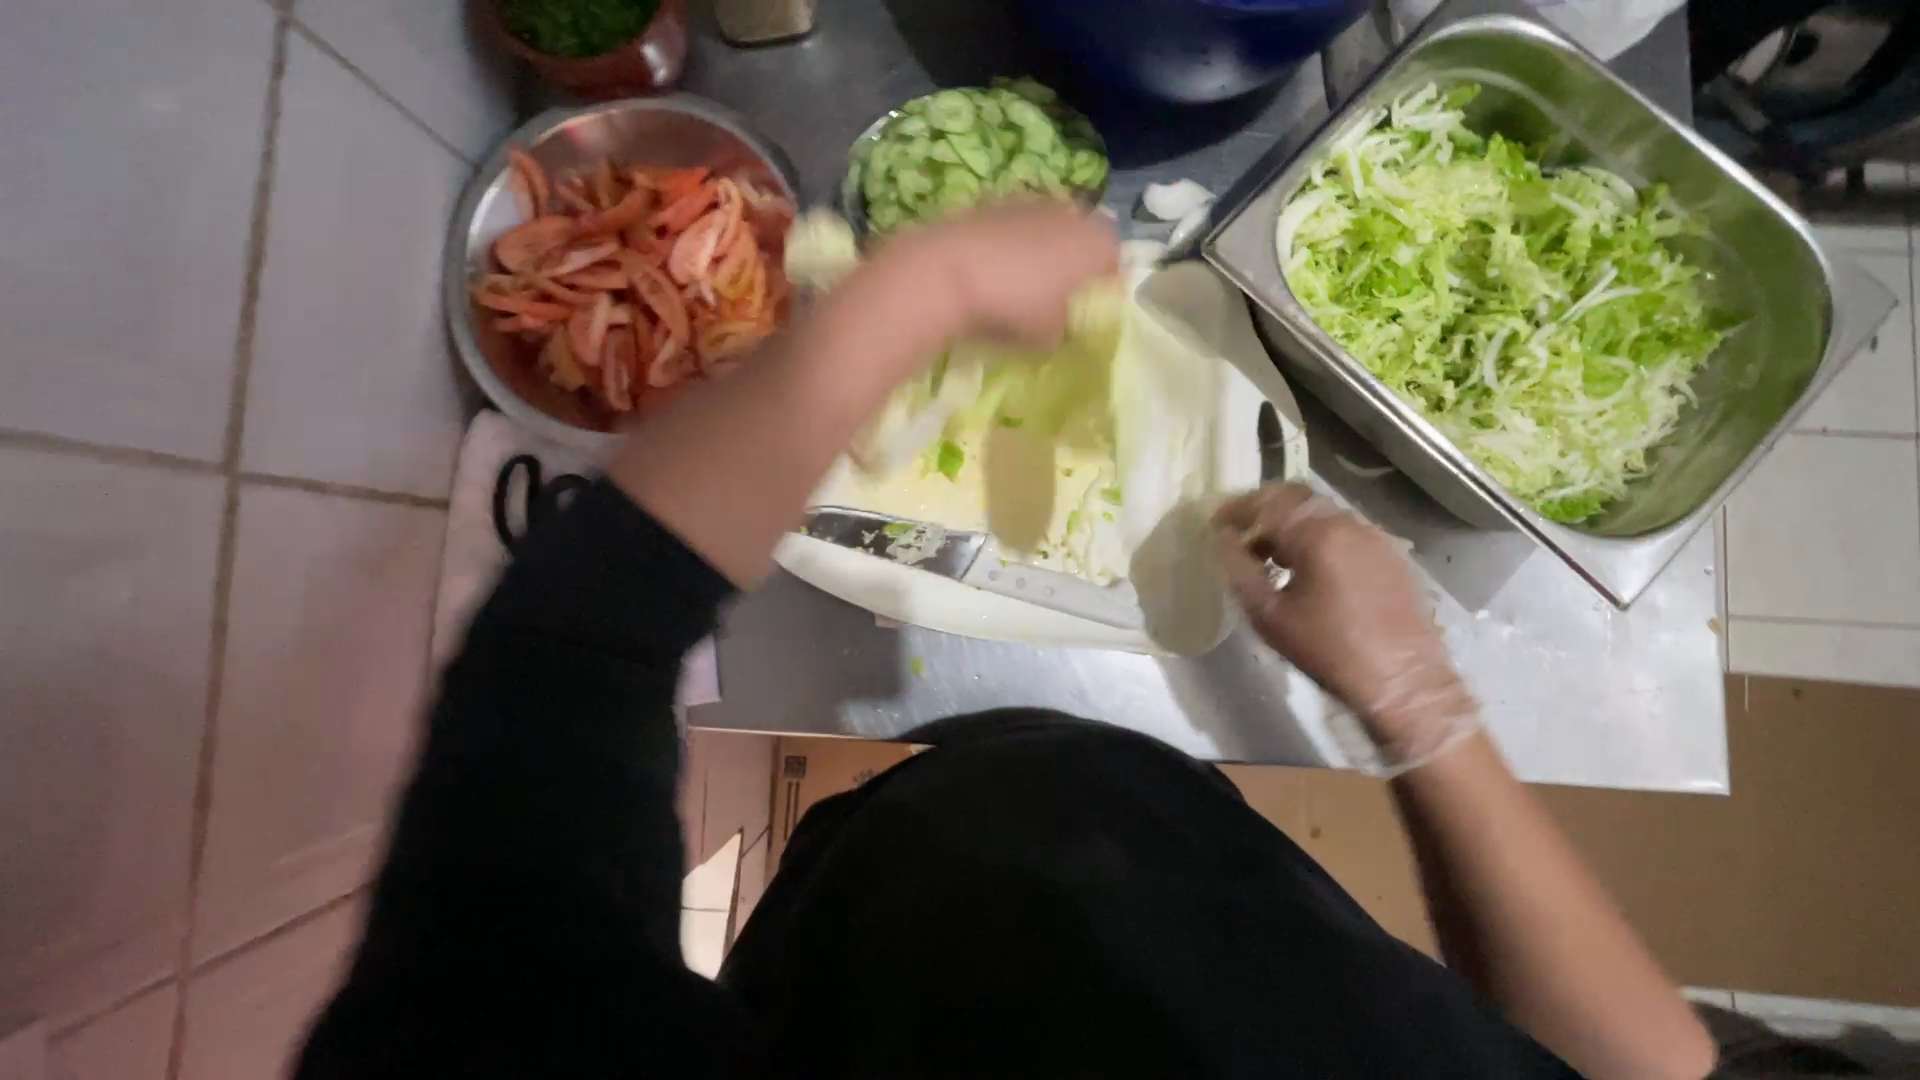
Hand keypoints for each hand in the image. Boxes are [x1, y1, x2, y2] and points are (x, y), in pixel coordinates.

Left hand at [882, 201, 1118, 345]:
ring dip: (1039, 247)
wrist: (947, 272)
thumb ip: (1063, 327)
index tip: (1089, 305)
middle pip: (1080, 234)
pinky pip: (1010, 226)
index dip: (1104, 282)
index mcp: (1094, 243)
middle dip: (1072, 259)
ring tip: (1020, 281)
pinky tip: (990, 270)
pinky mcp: (989, 201)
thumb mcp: (1048, 335)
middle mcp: (1067, 213)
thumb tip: (1058, 324)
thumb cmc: (1013, 305)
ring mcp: (1027, 202)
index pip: (1114, 258)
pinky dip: (1007, 243)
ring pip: (1044, 225)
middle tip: (1057, 292)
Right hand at [1214, 484, 1477, 768]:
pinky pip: (1344, 532)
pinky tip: (1306, 569)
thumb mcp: (1268, 615)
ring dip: (1290, 525)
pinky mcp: (1390, 556)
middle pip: (1297, 498)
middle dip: (1263, 509)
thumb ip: (1239, 570)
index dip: (1236, 509)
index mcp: (1318, 534)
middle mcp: (1349, 524)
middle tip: (1240, 532)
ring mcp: (1375, 537)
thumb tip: (1221, 539)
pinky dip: (1316, 537)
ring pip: (1322, 514)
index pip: (1267, 503)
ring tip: (1269, 556)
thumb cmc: (1327, 650)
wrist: (1403, 681)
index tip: (1214, 522)